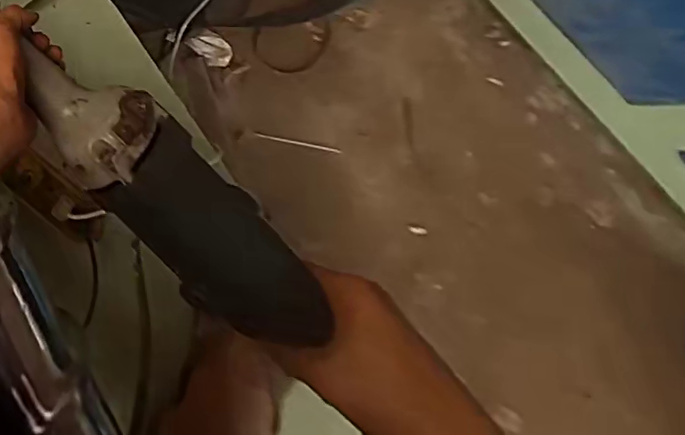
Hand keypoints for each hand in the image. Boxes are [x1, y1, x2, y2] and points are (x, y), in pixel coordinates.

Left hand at [0, 6, 57, 162]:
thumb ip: (12, 16)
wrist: (1, 118)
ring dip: (46, 56)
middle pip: (18, 48)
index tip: (28, 24)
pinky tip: (57, 70)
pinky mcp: (25, 104)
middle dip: (35, 41)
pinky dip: (52, 76)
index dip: (15, 26)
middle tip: (42, 43)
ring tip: (53, 56)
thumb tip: (27, 15)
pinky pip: (41, 84)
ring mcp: (7, 89)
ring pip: (32, 65)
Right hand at [253, 264, 500, 434]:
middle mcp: (367, 293)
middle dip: (286, 302)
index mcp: (352, 284)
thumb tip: (245, 324)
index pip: (295, 265)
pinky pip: (342, 328)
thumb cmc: (382, 390)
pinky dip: (325, 338)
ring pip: (326, 310)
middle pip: (311, 287)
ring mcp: (381, 318)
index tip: (246, 288)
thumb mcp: (317, 366)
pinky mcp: (388, 344)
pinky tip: (317, 359)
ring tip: (283, 340)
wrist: (438, 432)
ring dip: (306, 323)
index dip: (268, 276)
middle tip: (260, 318)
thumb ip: (278, 341)